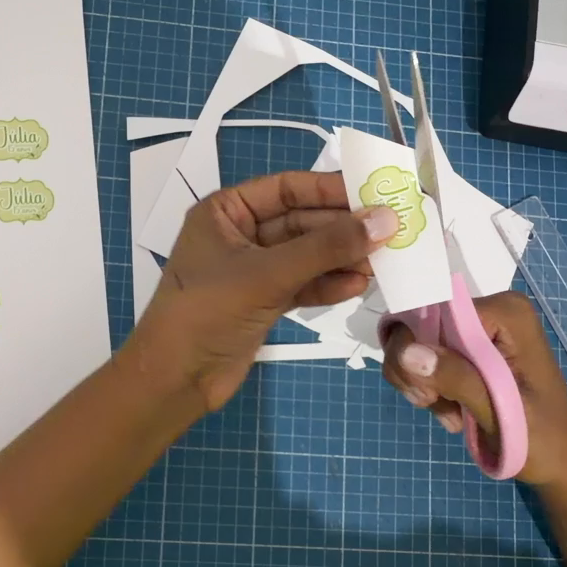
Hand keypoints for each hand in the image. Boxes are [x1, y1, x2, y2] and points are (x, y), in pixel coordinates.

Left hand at [120, 170, 396, 416]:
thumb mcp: (267, 274)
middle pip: (301, 222)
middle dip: (342, 229)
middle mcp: (238, 235)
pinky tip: (357, 286)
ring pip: (306, 255)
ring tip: (383, 262)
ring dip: (341, 258)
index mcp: (224, 212)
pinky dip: (327, 285)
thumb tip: (384, 220)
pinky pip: (302, 284)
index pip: (286, 188)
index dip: (330, 189)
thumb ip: (326, 247)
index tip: (375, 193)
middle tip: (391, 231)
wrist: (175, 378)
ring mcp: (251, 270)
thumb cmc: (208, 311)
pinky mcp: (262, 301)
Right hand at [381, 291, 566, 485]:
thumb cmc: (540, 438)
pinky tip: (450, 410)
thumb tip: (407, 351)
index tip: (428, 393)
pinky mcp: (468, 348)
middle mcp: (490, 311)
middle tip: (433, 403)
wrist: (558, 461)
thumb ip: (456, 377)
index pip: (435, 311)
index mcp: (506, 313)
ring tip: (450, 413)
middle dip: (417, 370)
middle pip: (420, 325)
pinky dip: (428, 387)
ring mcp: (478, 329)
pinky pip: (423, 358)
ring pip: (415, 344)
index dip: (418, 347)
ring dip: (422, 384)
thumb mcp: (498, 410)